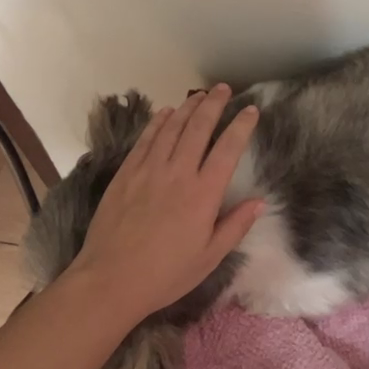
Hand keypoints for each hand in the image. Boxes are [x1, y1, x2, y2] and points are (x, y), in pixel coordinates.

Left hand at [68, 85, 264, 317]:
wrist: (110, 280)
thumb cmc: (165, 274)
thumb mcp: (209, 258)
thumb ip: (235, 226)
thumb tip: (259, 202)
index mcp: (203, 193)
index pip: (228, 148)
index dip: (241, 126)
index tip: (251, 110)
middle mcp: (179, 173)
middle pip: (199, 127)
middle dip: (214, 104)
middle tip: (224, 89)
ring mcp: (149, 169)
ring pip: (172, 127)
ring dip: (188, 106)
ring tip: (200, 94)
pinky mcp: (126, 173)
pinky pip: (146, 139)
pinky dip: (158, 122)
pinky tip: (165, 112)